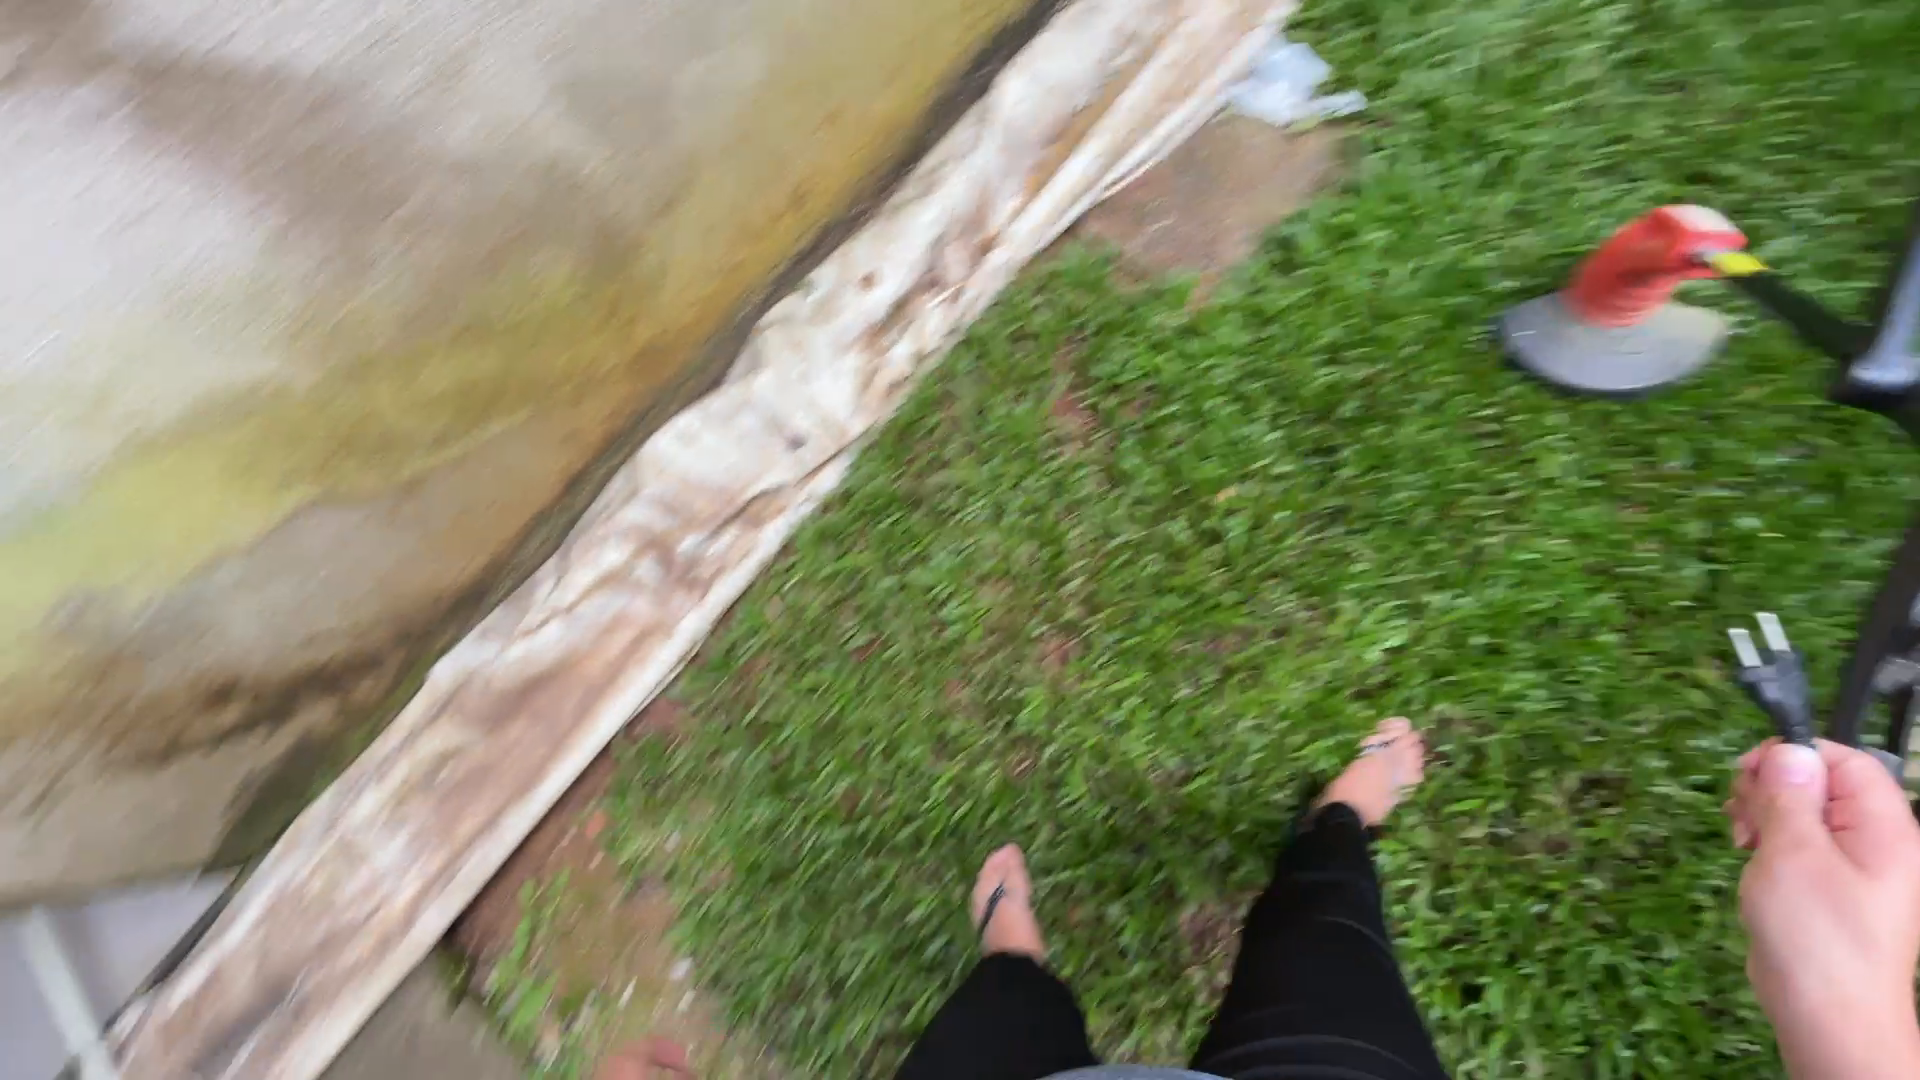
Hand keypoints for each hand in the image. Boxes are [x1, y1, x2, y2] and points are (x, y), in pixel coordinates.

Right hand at [1726, 739, 1919, 1078]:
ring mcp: (1851, 861)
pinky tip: (1748, 850)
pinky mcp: (1825, 877)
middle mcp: (1875, 841)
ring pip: (1799, 806)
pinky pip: (1794, 834)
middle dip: (1768, 786)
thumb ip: (1790, 796)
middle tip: (1744, 815)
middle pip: (1819, 780)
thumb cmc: (1814, 928)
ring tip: (1744, 838)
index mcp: (1885, 831)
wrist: (1825, 1004)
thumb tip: (1789, 750)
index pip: (1848, 762)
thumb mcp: (1793, 852)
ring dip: (1760, 810)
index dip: (1795, 755)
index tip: (1748, 774)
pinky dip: (1764, 833)